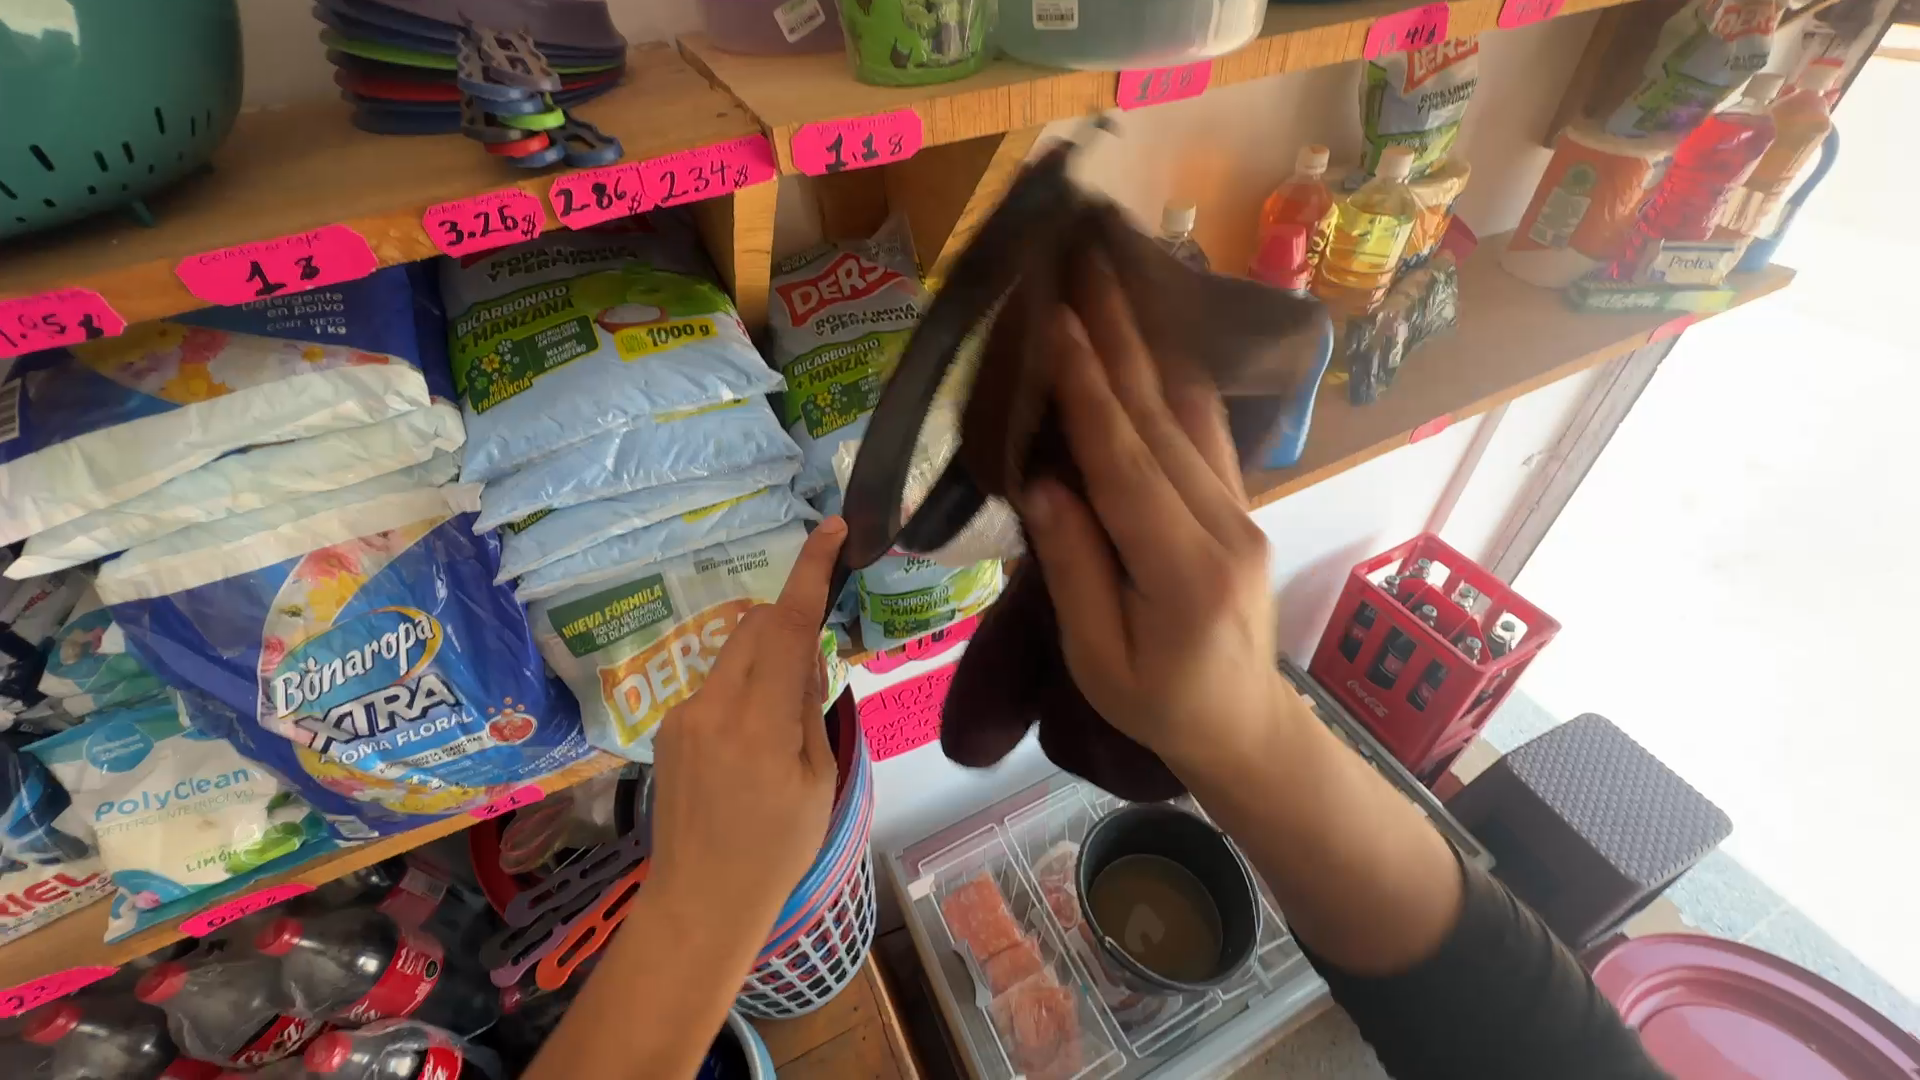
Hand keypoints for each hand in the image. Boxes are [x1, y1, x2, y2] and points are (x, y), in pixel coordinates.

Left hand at [644, 519, 844, 937]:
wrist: (700, 902)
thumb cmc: (777, 848)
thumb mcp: (818, 777)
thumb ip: (807, 703)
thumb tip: (805, 651)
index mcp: (759, 723)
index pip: (786, 626)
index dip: (810, 572)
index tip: (831, 530)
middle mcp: (712, 706)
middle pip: (754, 625)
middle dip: (789, 618)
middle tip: (814, 662)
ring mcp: (682, 714)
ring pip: (734, 652)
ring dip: (766, 656)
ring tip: (782, 717)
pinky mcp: (668, 727)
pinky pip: (717, 682)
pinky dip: (745, 685)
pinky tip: (752, 740)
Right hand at [1019, 255, 1285, 775]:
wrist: (1244, 726)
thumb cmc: (1160, 707)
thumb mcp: (1099, 659)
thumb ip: (1074, 570)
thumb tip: (1044, 484)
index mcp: (1183, 571)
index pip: (1126, 464)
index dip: (1088, 391)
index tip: (1060, 322)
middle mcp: (1222, 525)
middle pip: (1161, 419)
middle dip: (1119, 339)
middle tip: (1089, 264)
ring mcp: (1240, 511)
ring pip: (1189, 415)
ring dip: (1148, 345)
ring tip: (1119, 282)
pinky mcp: (1240, 508)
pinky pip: (1206, 434)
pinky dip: (1176, 380)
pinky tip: (1157, 343)